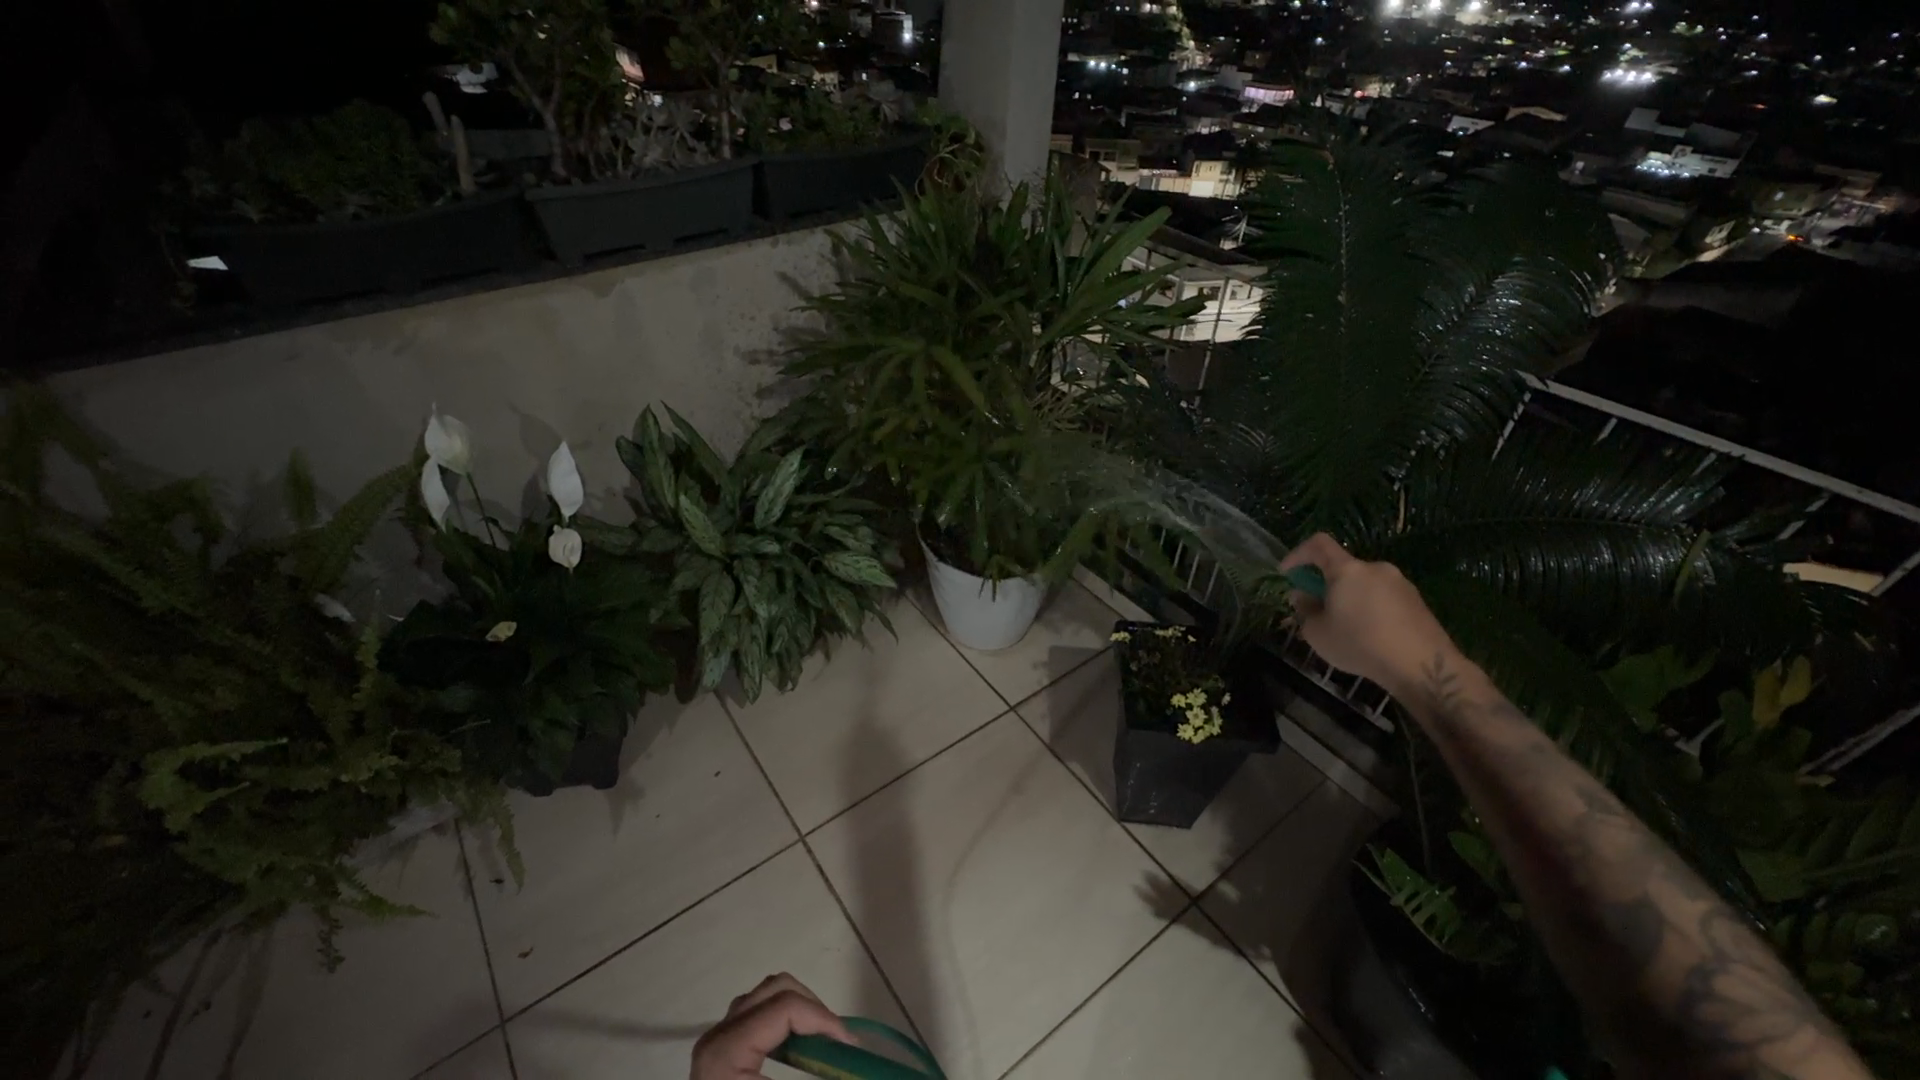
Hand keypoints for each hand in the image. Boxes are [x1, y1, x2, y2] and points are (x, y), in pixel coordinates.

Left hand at [691, 973, 852, 1079]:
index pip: (784, 1007)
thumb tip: (853, 1067)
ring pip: (765, 994)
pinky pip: (757, 1013)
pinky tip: (798, 1047)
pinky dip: (784, 1019)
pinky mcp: (721, 1048)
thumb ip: (817, 1075)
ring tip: (821, 1040)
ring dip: (799, 1009)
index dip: (823, 1018)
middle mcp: (718, 1035)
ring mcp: (717, 1039)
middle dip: (813, 1007)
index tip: (849, 1044)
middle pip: (775, 988)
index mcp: (726, 1049)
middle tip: (836, 1038)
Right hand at [1278, 533, 1459, 695]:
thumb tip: (1303, 596)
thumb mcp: (1317, 633)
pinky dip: (1370, 609)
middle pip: (1343, 568)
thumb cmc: (1360, 644)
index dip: (1298, 553)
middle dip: (1326, 584)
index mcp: (1347, 570)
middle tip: (1318, 610)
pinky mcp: (1416, 600)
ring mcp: (1400, 583)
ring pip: (1364, 584)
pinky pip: (1383, 597)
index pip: (1319, 544)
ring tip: (1345, 628)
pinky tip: (1370, 636)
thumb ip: (1305, 610)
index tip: (1287, 573)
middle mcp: (1375, 568)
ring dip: (1349, 598)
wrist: (1421, 665)